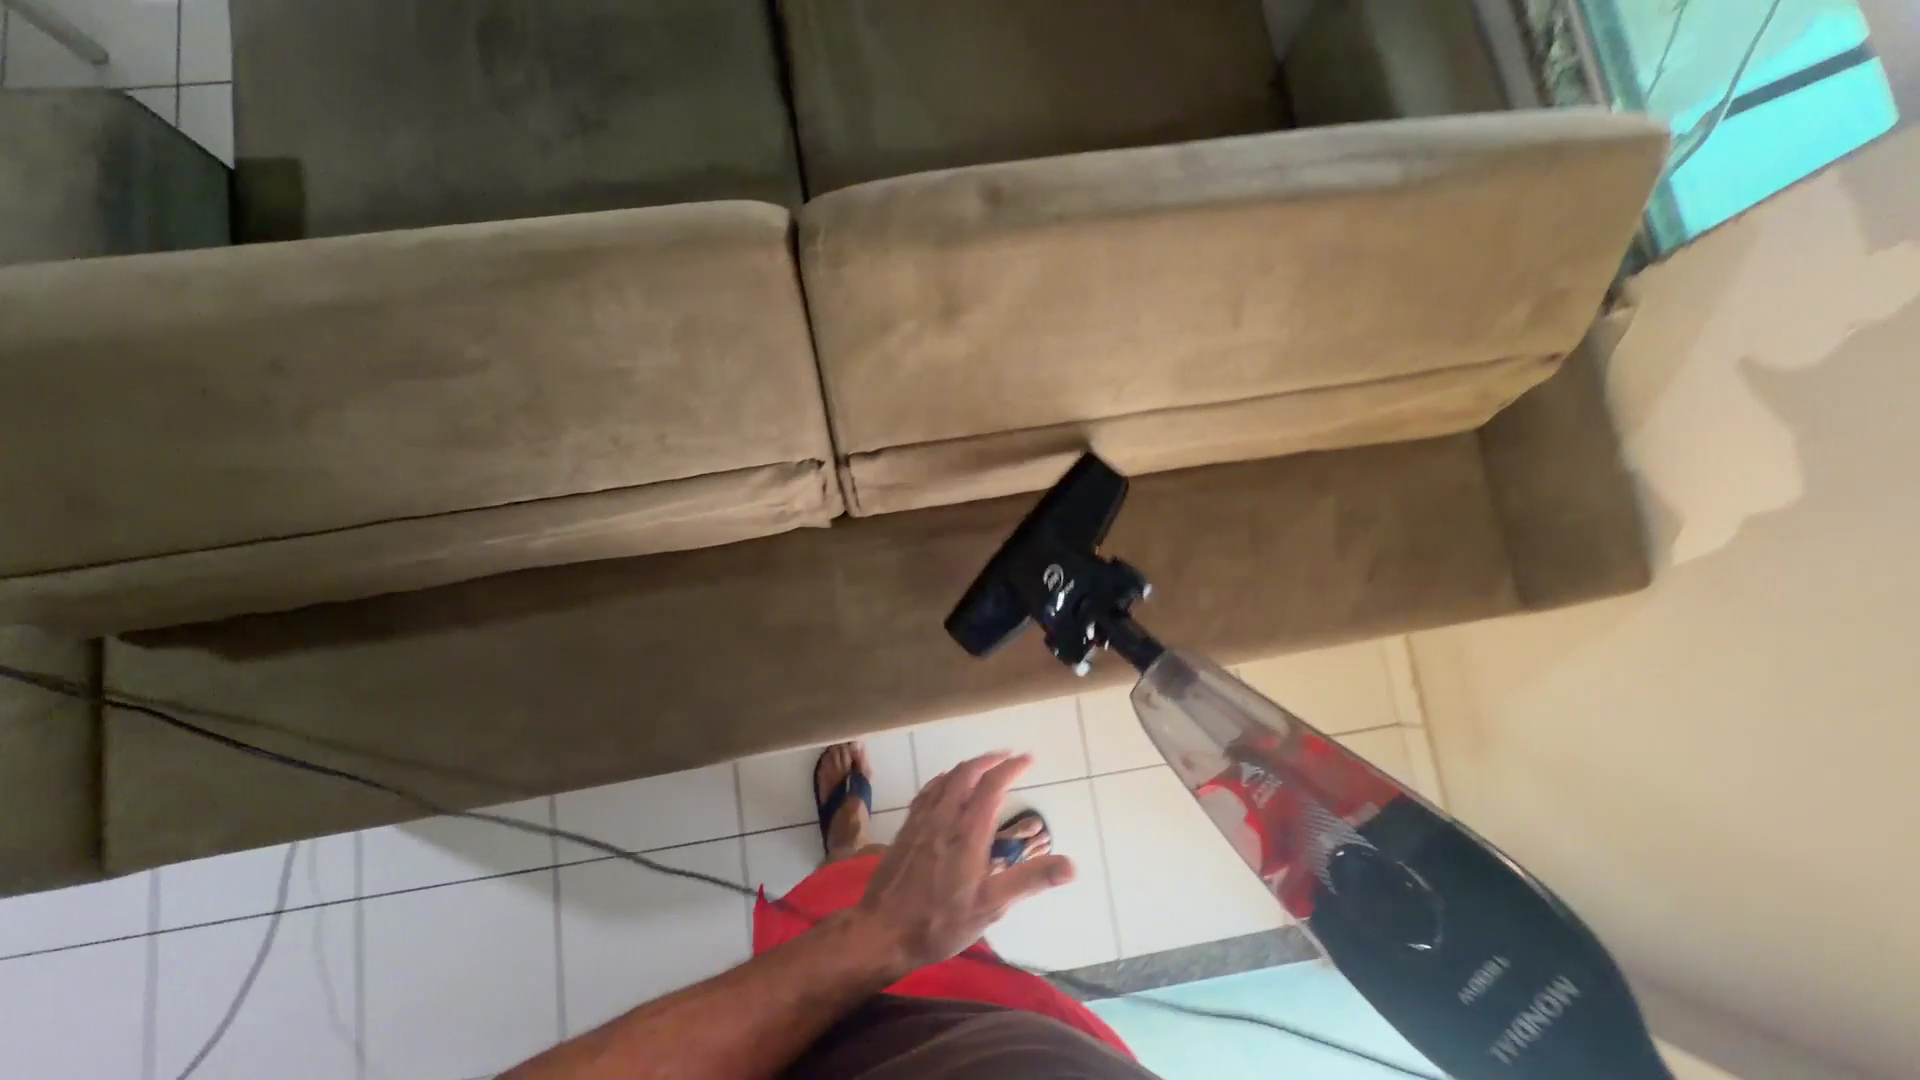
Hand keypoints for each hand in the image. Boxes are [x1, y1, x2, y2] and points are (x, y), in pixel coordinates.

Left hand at [852, 752, 1074, 972]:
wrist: (882, 932)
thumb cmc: (940, 922)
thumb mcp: (992, 906)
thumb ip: (1031, 881)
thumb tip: (1072, 866)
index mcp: (968, 832)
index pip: (992, 786)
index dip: (1011, 768)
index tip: (1028, 759)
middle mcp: (944, 818)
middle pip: (966, 773)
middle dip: (989, 760)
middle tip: (1008, 757)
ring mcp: (921, 822)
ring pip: (944, 779)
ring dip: (967, 767)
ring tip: (982, 767)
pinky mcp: (905, 831)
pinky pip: (926, 792)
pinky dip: (942, 780)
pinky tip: (944, 785)